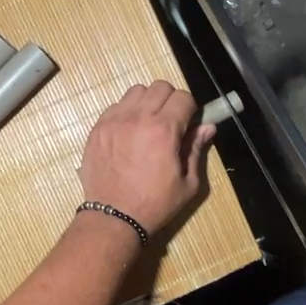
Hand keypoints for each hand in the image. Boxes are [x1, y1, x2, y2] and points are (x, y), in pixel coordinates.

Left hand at [79, 82, 216, 232]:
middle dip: (170, 101)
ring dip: (147, 102)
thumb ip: (196, 150)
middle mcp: (138, 118)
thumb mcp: (187, 183)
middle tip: (169, 123)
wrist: (114, 217)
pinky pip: (115, 106)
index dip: (190, 109)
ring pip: (136, 91)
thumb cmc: (155, 204)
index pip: (183, 97)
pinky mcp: (98, 128)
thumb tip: (207, 127)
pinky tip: (128, 134)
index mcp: (164, 130)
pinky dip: (126, 112)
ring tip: (147, 125)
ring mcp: (114, 121)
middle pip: (160, 87)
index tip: (187, 125)